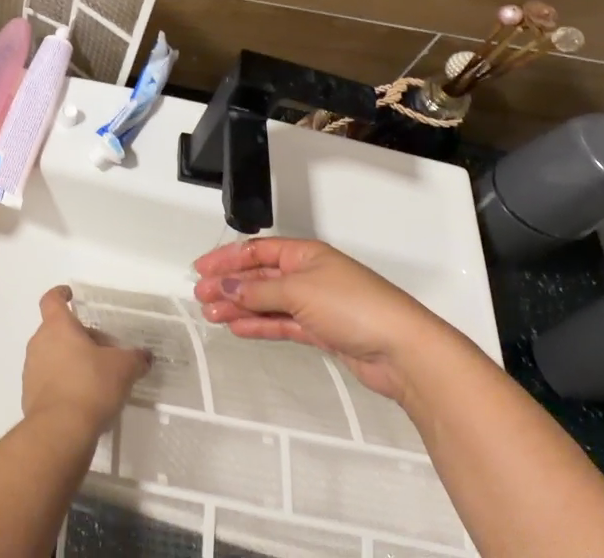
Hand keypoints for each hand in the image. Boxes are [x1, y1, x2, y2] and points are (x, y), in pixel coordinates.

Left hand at [21, 286, 151, 436]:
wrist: (60, 429)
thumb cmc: (90, 386)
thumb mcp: (122, 369)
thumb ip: (134, 358)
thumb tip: (144, 355)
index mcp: (57, 327)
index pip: (52, 300)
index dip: (61, 294)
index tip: (70, 294)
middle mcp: (39, 342)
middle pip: (57, 330)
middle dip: (79, 336)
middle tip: (104, 350)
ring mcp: (31, 368)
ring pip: (52, 355)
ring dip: (71, 360)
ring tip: (97, 377)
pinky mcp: (30, 394)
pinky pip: (49, 379)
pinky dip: (64, 382)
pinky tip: (84, 399)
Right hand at [193, 238, 461, 400]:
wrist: (402, 351)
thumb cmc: (354, 308)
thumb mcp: (298, 292)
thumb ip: (257, 291)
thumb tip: (227, 287)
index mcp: (306, 254)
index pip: (257, 250)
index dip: (227, 258)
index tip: (201, 269)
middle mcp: (309, 275)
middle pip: (260, 277)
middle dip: (230, 285)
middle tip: (201, 295)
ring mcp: (316, 304)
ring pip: (267, 302)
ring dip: (239, 307)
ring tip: (212, 315)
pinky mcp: (322, 332)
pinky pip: (281, 323)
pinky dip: (259, 325)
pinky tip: (238, 327)